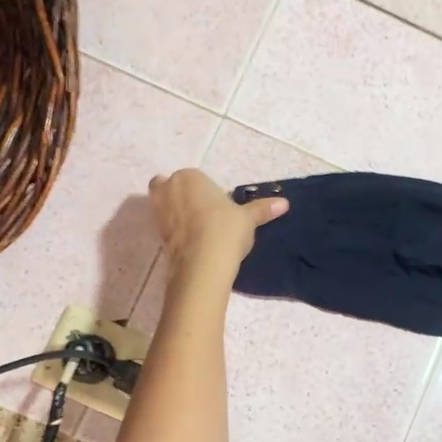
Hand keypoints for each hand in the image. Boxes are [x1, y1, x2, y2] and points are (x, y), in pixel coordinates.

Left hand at [148, 168, 288, 275]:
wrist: (202, 264)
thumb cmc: (226, 231)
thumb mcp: (248, 219)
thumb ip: (262, 209)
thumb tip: (285, 203)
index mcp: (190, 177)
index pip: (196, 178)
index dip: (205, 192)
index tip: (217, 208)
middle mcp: (169, 188)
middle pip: (169, 186)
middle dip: (179, 196)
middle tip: (201, 215)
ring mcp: (159, 212)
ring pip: (163, 206)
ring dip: (174, 214)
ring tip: (196, 231)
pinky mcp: (156, 234)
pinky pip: (164, 227)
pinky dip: (173, 232)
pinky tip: (190, 244)